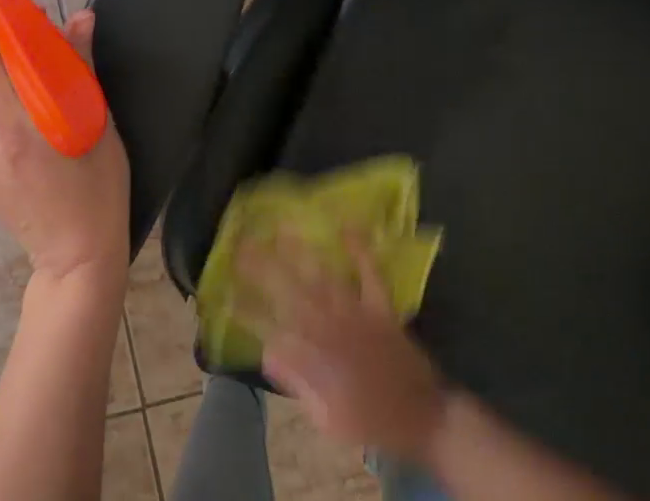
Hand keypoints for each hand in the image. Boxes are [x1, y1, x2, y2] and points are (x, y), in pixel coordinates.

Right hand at [239, 236, 447, 459]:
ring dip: (302, 252)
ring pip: (324, 278)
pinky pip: (370, 274)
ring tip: (280, 228)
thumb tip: (269, 352)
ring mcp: (359, 315)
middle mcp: (332, 331)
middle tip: (242, 245)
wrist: (423, 416)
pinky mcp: (382, 308)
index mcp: (315, 360)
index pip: (271, 329)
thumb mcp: (327, 418)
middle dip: (264, 269)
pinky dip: (360, 250)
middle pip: (291, 294)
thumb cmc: (372, 421)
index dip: (246, 309)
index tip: (225, 292)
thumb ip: (299, 383)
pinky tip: (347, 227)